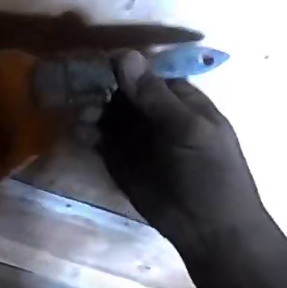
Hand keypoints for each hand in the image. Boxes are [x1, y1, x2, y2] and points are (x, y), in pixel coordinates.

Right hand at [98, 50, 265, 249]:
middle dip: (97, 84)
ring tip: (84, 116)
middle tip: (76, 86)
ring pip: (103, 110)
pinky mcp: (117, 157)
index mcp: (176, 98)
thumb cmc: (211, 174)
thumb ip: (155, 96)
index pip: (143, 70)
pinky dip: (85, 132)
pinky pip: (95, 137)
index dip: (119, 64)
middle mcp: (151, 110)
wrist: (210, 231)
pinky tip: (81, 134)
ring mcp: (132, 134)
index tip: (94, 62)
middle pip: (117, 87)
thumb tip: (126, 56)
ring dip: (89, 107)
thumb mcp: (189, 131)